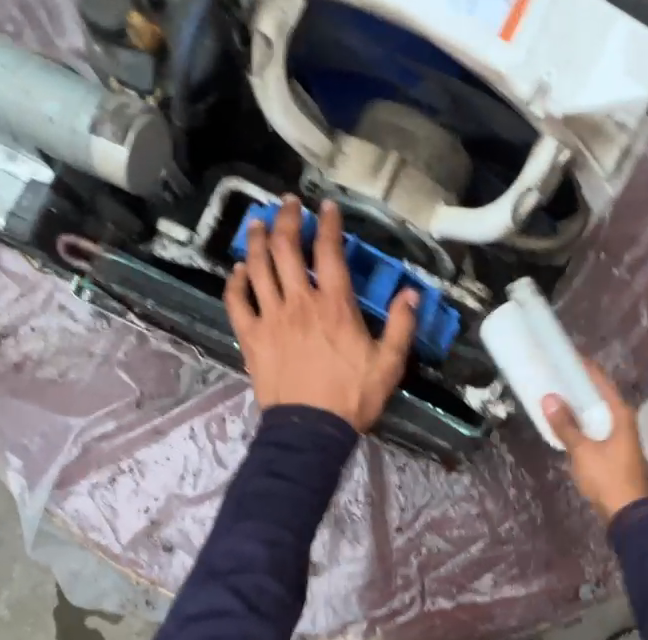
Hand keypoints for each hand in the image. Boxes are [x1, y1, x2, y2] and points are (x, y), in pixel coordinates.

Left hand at [226, 197, 417, 431]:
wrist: (311, 429)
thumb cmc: (353, 397)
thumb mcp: (389, 364)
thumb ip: (401, 326)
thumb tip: (412, 293)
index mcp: (335, 305)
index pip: (330, 251)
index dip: (328, 224)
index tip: (326, 206)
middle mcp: (299, 302)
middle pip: (287, 248)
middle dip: (287, 219)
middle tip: (287, 203)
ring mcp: (270, 317)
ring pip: (258, 266)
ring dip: (257, 239)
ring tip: (258, 222)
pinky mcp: (250, 336)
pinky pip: (236, 300)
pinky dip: (235, 281)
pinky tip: (238, 270)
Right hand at [543, 361, 647, 521]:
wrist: (627, 514)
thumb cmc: (607, 478)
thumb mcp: (583, 451)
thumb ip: (566, 425)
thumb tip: (549, 399)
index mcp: (621, 415)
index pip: (601, 381)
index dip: (584, 367)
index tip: (566, 355)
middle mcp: (625, 421)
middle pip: (599, 396)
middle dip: (578, 386)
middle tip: (555, 375)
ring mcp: (622, 437)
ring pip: (597, 414)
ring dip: (579, 406)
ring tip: (557, 395)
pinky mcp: (616, 451)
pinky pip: (597, 429)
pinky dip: (582, 423)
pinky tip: (567, 423)